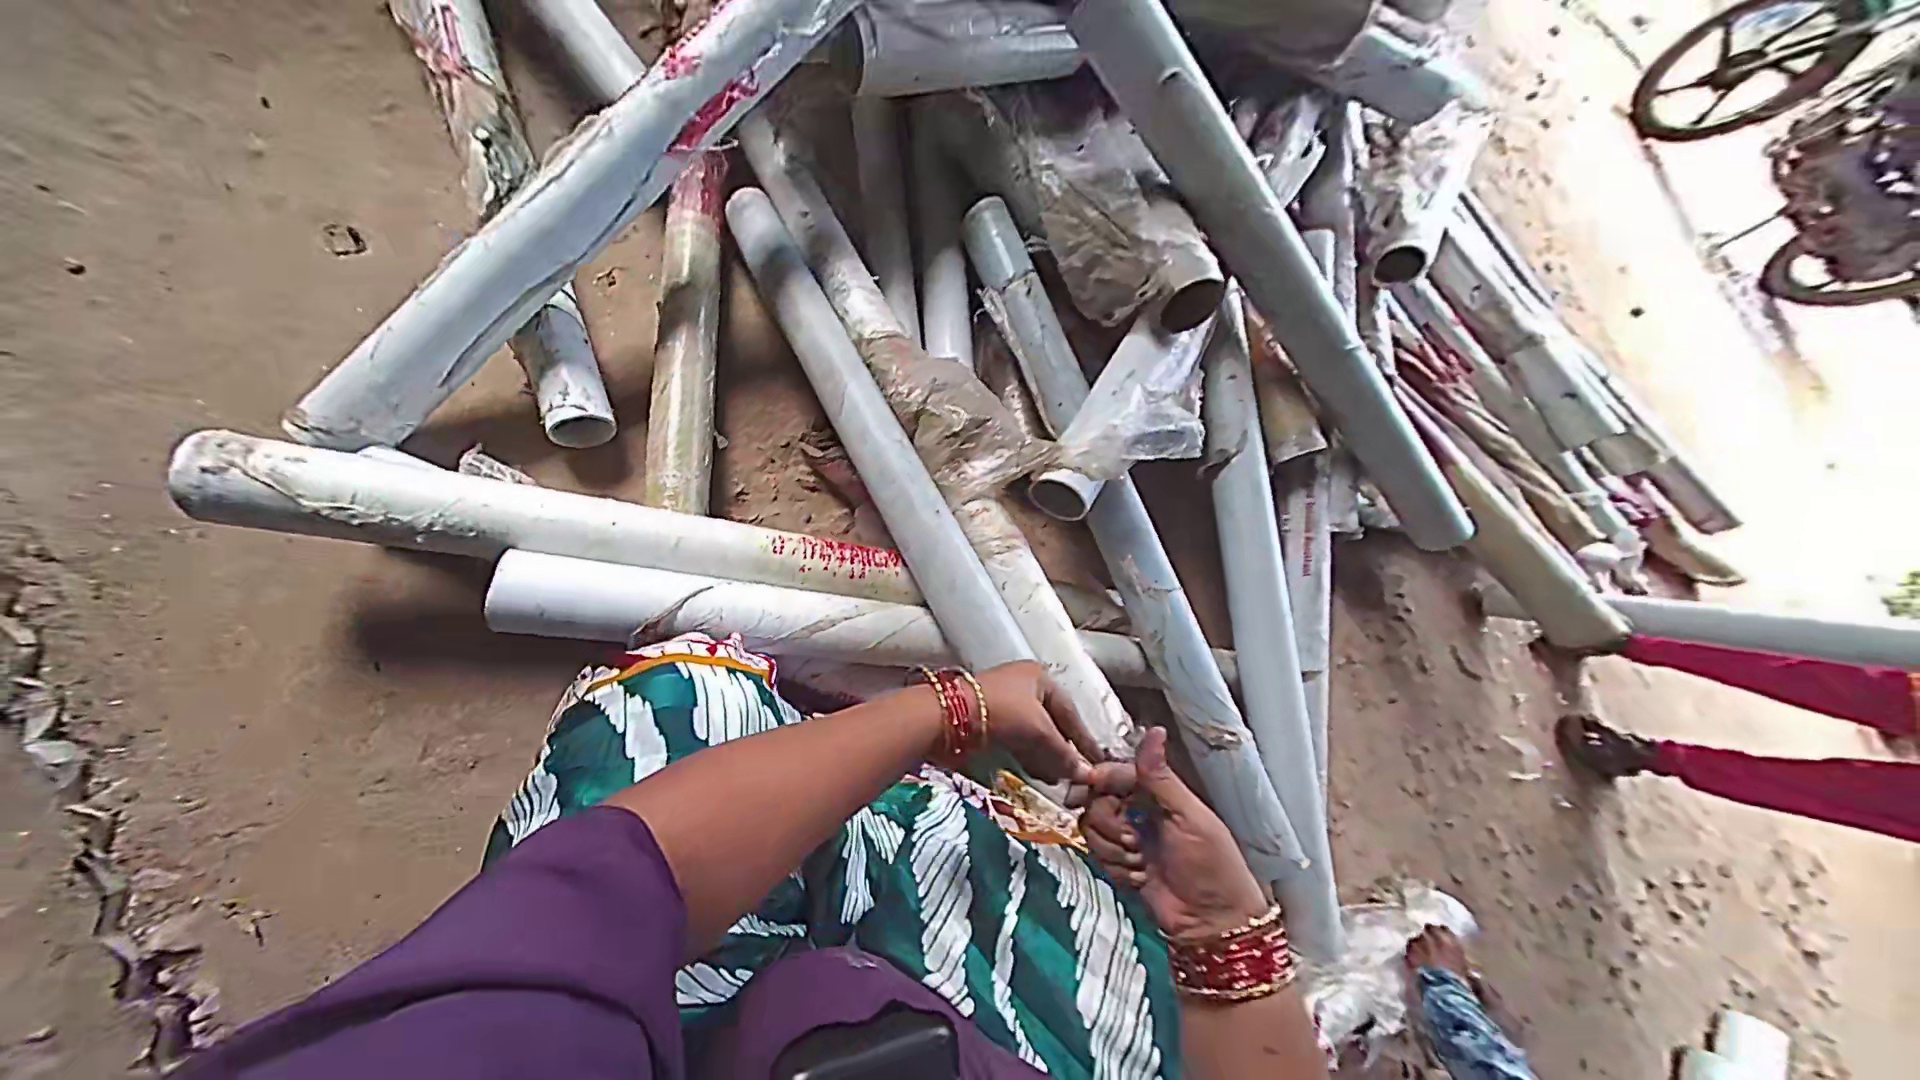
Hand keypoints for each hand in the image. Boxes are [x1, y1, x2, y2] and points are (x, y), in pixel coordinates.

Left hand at [972, 661, 1100, 784]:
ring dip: (1045, 755)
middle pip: (1051, 722)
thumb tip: (1086, 774)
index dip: (1083, 738)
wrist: (951, 716)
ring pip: (1033, 732)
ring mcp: (1005, 701)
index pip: (1069, 711)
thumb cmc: (1002, 712)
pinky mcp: (989, 720)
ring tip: (1055, 778)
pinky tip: (1035, 772)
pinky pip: (1017, 739)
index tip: (1095, 761)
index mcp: (1039, 677)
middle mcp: (1023, 685)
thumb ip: (1064, 754)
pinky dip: (1028, 754)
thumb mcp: (1039, 731)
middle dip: (1062, 749)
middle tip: (1074, 774)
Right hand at [1081, 727, 1268, 940]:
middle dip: (1111, 823)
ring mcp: (1127, 837)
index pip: (1115, 772)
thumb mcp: (1190, 816)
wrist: (1211, 924)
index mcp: (1156, 791)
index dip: (1099, 778)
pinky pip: (1097, 854)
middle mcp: (1137, 809)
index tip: (1090, 785)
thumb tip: (1155, 730)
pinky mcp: (1119, 862)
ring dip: (1114, 848)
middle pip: (1096, 800)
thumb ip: (1161, 777)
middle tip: (1135, 841)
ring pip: (1092, 827)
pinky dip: (1115, 866)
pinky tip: (1138, 876)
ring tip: (1140, 862)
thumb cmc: (1211, 865)